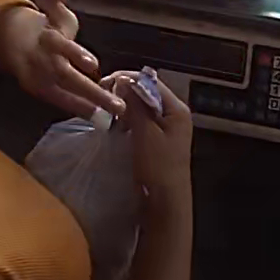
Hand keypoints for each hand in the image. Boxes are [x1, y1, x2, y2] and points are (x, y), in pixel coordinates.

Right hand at [0, 0, 125, 117]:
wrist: (9, 38)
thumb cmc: (46, 27)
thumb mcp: (51, 10)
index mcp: (47, 37)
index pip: (61, 45)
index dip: (76, 54)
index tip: (93, 65)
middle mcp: (41, 60)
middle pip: (66, 77)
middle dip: (92, 93)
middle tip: (118, 105)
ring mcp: (37, 78)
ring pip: (63, 94)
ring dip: (87, 106)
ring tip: (110, 116)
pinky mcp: (37, 91)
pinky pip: (59, 103)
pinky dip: (78, 110)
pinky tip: (97, 118)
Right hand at [106, 70, 192, 204]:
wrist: (165, 201)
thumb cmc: (158, 167)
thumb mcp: (145, 133)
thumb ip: (135, 105)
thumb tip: (124, 79)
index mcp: (177, 110)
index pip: (151, 82)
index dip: (128, 79)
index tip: (104, 83)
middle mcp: (175, 115)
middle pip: (147, 93)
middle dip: (125, 92)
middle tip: (102, 97)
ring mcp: (167, 129)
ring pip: (142, 108)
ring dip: (125, 107)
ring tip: (107, 111)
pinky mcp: (158, 141)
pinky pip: (141, 122)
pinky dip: (128, 120)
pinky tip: (116, 125)